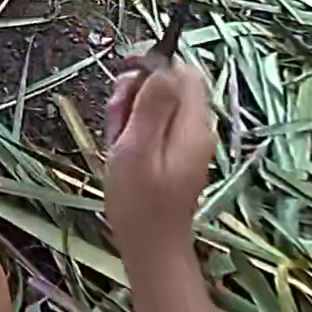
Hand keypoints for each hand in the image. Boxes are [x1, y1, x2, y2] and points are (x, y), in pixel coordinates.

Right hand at [104, 63, 213, 243]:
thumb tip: (162, 68)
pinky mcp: (173, 151)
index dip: (153, 66)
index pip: (184, 72)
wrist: (149, 245)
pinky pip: (153, 124)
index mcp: (192, 125)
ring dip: (130, 110)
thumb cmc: (139, 201)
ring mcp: (185, 141)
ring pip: (157, 104)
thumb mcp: (136, 150)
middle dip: (136, 91)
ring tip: (115, 137)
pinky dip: (133, 128)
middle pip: (169, 85)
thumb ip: (150, 107)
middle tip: (116, 117)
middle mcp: (195, 128)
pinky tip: (120, 148)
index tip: (124, 78)